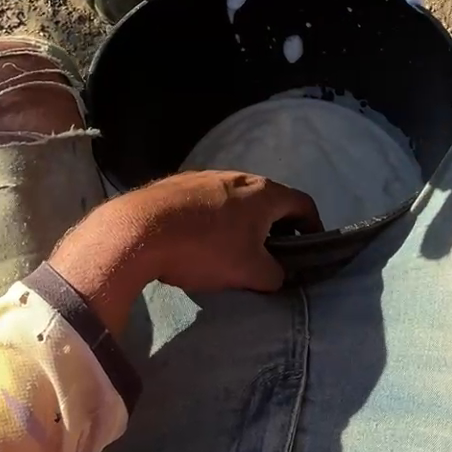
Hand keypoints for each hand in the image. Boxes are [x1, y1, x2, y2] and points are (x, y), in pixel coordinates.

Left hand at [47, 171, 321, 328]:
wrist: (137, 231)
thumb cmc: (204, 249)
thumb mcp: (249, 272)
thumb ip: (275, 274)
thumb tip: (280, 275)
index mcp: (266, 193)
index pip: (304, 204)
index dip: (314, 226)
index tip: (312, 247)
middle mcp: (242, 176)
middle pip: (271, 200)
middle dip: (278, 225)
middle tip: (274, 251)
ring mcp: (209, 176)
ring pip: (239, 199)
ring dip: (245, 221)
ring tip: (236, 247)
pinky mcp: (180, 182)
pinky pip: (211, 200)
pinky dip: (217, 217)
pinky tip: (201, 238)